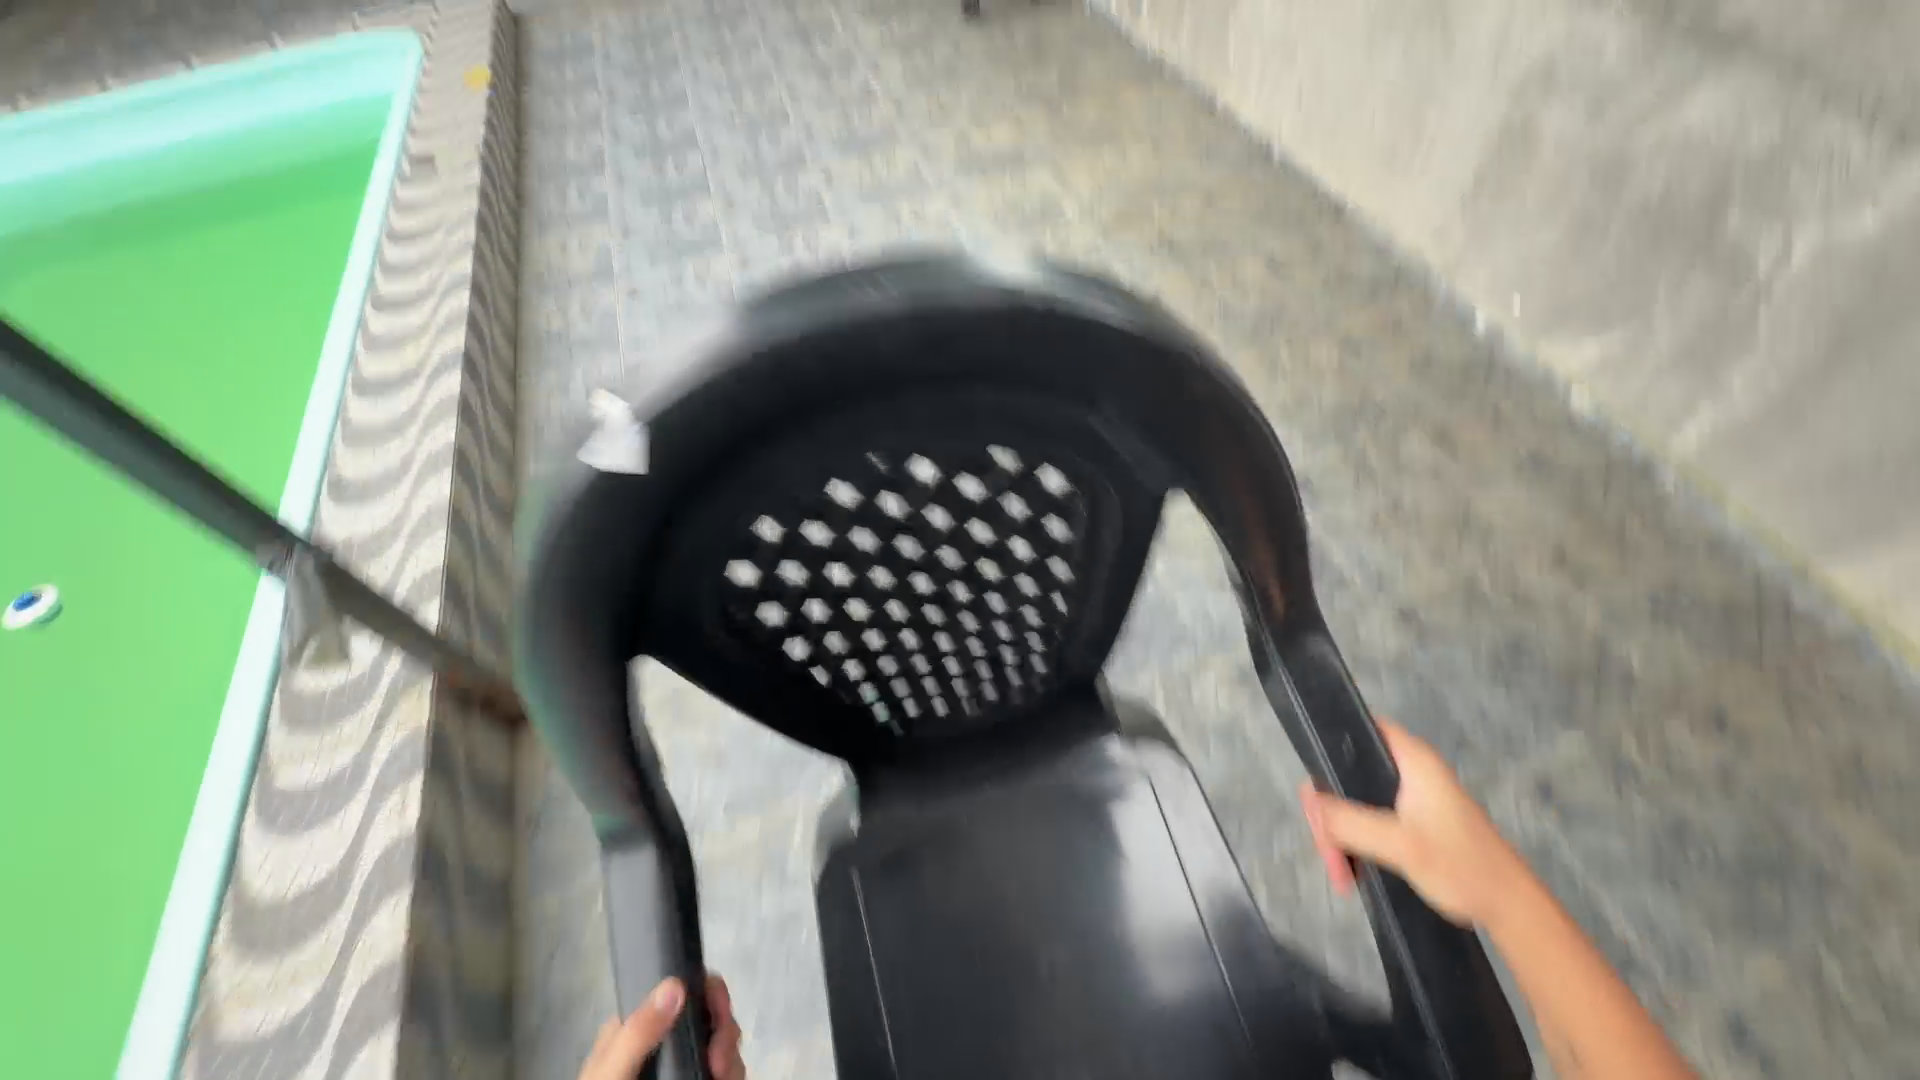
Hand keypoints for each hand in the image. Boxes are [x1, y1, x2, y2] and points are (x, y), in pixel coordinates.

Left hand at [578, 974, 746, 1079]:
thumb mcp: (611, 1071)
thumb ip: (638, 1032)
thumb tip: (675, 984)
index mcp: (637, 1027)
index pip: (678, 990)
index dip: (706, 992)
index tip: (721, 1008)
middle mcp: (663, 1041)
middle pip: (708, 1015)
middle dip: (723, 1031)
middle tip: (720, 1061)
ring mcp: (679, 1066)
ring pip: (721, 1043)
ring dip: (730, 1056)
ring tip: (723, 1077)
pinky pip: (726, 1069)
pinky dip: (732, 1073)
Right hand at [1299, 719, 1525, 926]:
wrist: (1510, 909)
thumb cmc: (1462, 867)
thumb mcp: (1399, 844)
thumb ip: (1350, 821)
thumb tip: (1310, 802)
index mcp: (1411, 761)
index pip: (1358, 729)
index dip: (1328, 747)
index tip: (1315, 789)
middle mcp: (1408, 771)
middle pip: (1346, 774)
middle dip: (1329, 814)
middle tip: (1327, 851)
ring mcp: (1410, 797)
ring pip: (1353, 802)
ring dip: (1339, 836)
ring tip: (1340, 873)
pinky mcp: (1411, 822)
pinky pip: (1366, 821)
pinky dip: (1354, 844)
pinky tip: (1351, 872)